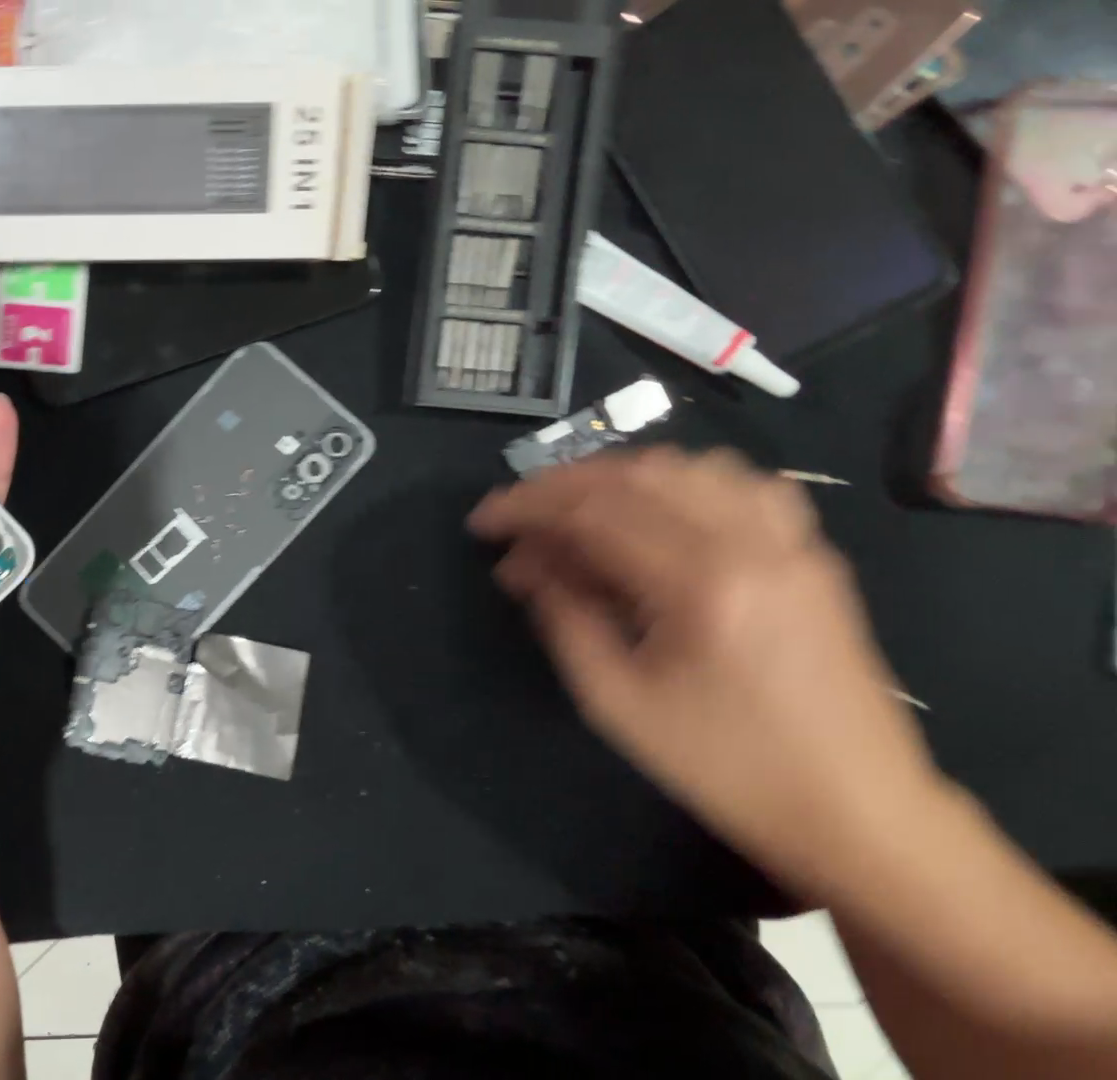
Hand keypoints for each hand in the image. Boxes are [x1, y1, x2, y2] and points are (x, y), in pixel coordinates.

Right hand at [469, 449, 939, 888]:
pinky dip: (682, 484)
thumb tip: (522, 564)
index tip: (482, 521)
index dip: (527, 507)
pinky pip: (740, 484)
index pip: (594, 511)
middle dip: (562, 485)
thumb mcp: (618, 703)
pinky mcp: (811, 554)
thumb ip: (565, 617)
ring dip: (619, 478)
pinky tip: (656, 515)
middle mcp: (752, 544)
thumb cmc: (726, 768)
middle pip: (638, 475)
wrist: (857, 809)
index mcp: (701, 586)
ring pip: (689, 467)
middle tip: (519, 517)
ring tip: (577, 513)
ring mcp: (791, 542)